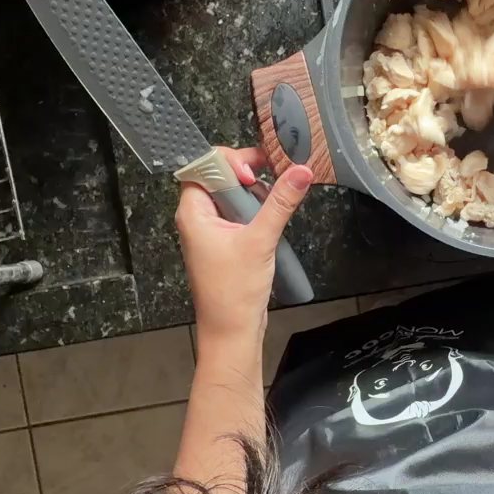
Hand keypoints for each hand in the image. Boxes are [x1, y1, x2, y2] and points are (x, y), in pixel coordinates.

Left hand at [175, 148, 311, 341]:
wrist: (232, 331)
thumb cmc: (233, 292)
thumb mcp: (260, 240)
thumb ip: (280, 202)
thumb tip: (300, 172)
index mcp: (193, 212)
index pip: (205, 166)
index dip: (231, 161)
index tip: (255, 171)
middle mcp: (199, 217)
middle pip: (221, 177)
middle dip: (249, 175)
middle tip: (273, 180)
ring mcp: (213, 230)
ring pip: (234, 195)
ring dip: (256, 195)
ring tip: (273, 207)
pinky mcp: (227, 242)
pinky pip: (240, 214)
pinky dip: (257, 212)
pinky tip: (271, 222)